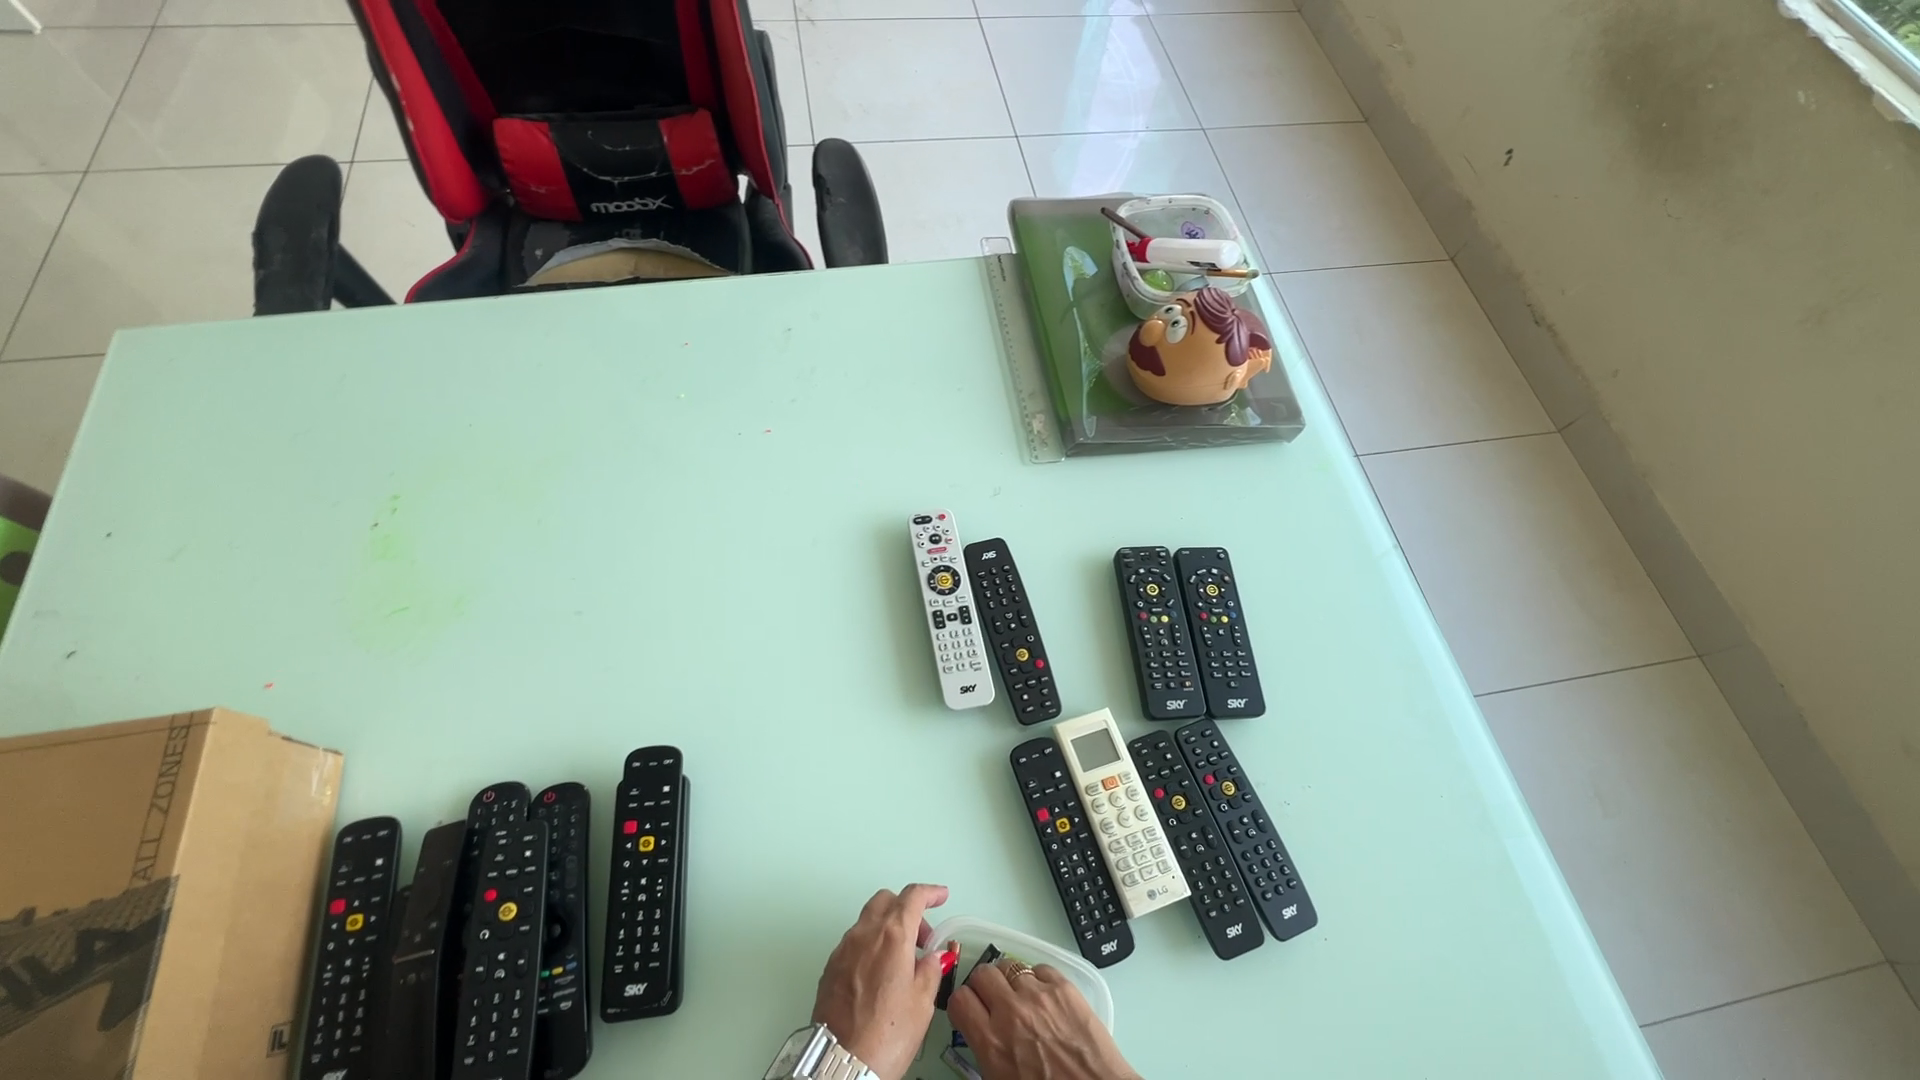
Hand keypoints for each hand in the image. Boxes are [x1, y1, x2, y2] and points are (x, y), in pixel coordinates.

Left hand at [811, 884, 949, 1079]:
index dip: (930, 892)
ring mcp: (843, 949)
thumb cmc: (885, 1035)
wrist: (841, 1063)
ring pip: (868, 919)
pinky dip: (870, 944)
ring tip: (903, 959)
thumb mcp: (922, 1003)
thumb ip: (931, 970)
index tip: (940, 896)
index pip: (913, 896)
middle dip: (907, 908)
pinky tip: (880, 971)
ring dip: (888, 926)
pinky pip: (853, 941)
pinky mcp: (830, 967)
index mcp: (893, 935)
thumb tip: (935, 957)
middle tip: (923, 936)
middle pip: (887, 900)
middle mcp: (865, 934)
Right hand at [948, 961, 1140, 1079]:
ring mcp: (1038, 995)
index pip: (959, 999)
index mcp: (992, 1043)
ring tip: (1021, 997)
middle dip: (985, 986)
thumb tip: (979, 1029)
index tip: (971, 1009)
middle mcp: (1011, 1012)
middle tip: (994, 999)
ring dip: (1011, 980)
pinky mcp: (1064, 987)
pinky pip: (1039, 968)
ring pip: (1010, 965)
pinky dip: (1038, 979)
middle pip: (982, 974)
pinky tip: (1044, 997)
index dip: (964, 1003)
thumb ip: (985, 1050)